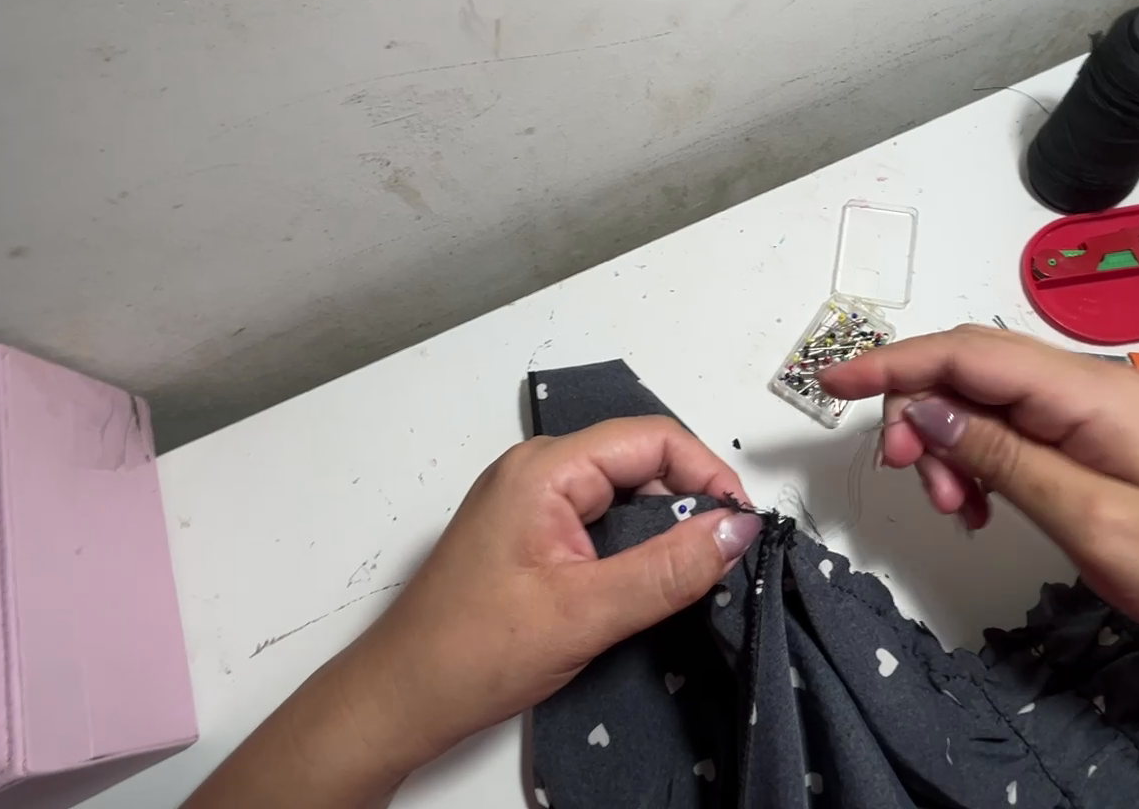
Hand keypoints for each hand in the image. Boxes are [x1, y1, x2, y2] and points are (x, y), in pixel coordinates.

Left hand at [185, 417, 760, 808]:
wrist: (398, 700)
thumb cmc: (476, 652)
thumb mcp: (586, 612)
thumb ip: (670, 569)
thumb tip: (739, 529)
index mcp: (547, 468)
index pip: (650, 439)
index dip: (705, 471)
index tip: (740, 522)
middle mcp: (540, 468)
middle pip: (638, 458)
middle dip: (688, 496)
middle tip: (724, 550)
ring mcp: (533, 497)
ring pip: (622, 489)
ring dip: (663, 522)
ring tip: (695, 566)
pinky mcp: (533, 527)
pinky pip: (600, 514)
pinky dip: (635, 539)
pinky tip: (652, 574)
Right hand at [818, 324, 1138, 674]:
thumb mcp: (1093, 521)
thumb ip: (1002, 457)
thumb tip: (923, 410)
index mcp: (1089, 390)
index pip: (967, 353)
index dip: (894, 362)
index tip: (832, 382)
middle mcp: (1084, 383)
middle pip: (969, 373)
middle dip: (921, 418)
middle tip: (913, 483)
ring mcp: (1088, 408)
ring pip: (983, 404)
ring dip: (950, 448)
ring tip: (959, 510)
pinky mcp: (1090, 436)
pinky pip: (1010, 431)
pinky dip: (979, 462)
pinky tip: (983, 505)